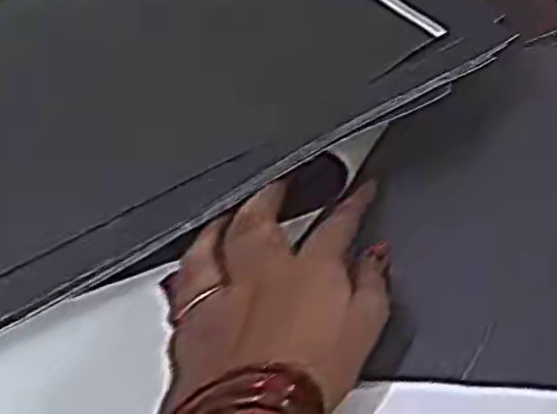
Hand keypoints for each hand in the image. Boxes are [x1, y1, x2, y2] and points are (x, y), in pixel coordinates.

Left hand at [160, 181, 389, 413]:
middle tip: (278, 183)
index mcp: (312, 268)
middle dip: (270, 197)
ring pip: (208, 253)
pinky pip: (182, 292)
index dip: (354, 200)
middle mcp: (262, 277)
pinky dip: (188, 273)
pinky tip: (189, 271)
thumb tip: (375, 258)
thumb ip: (372, 281)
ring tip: (226, 217)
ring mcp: (219, 304)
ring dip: (218, 229)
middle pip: (259, 223)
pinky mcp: (186, 337)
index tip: (361, 190)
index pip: (339, 221)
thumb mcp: (368, 320)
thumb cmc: (310, 373)